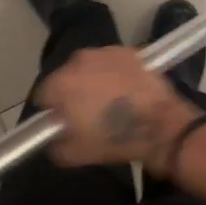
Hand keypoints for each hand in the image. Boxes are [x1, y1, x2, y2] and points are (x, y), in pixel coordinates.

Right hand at [36, 47, 199, 170]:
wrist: (161, 124)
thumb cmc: (115, 139)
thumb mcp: (75, 154)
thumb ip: (55, 144)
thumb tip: (54, 135)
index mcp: (62, 83)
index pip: (44, 94)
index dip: (53, 110)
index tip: (65, 122)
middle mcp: (80, 60)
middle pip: (67, 77)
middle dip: (73, 92)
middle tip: (88, 112)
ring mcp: (106, 51)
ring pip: (90, 66)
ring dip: (94, 79)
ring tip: (110, 99)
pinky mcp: (130, 50)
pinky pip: (113, 62)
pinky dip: (115, 72)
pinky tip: (126, 89)